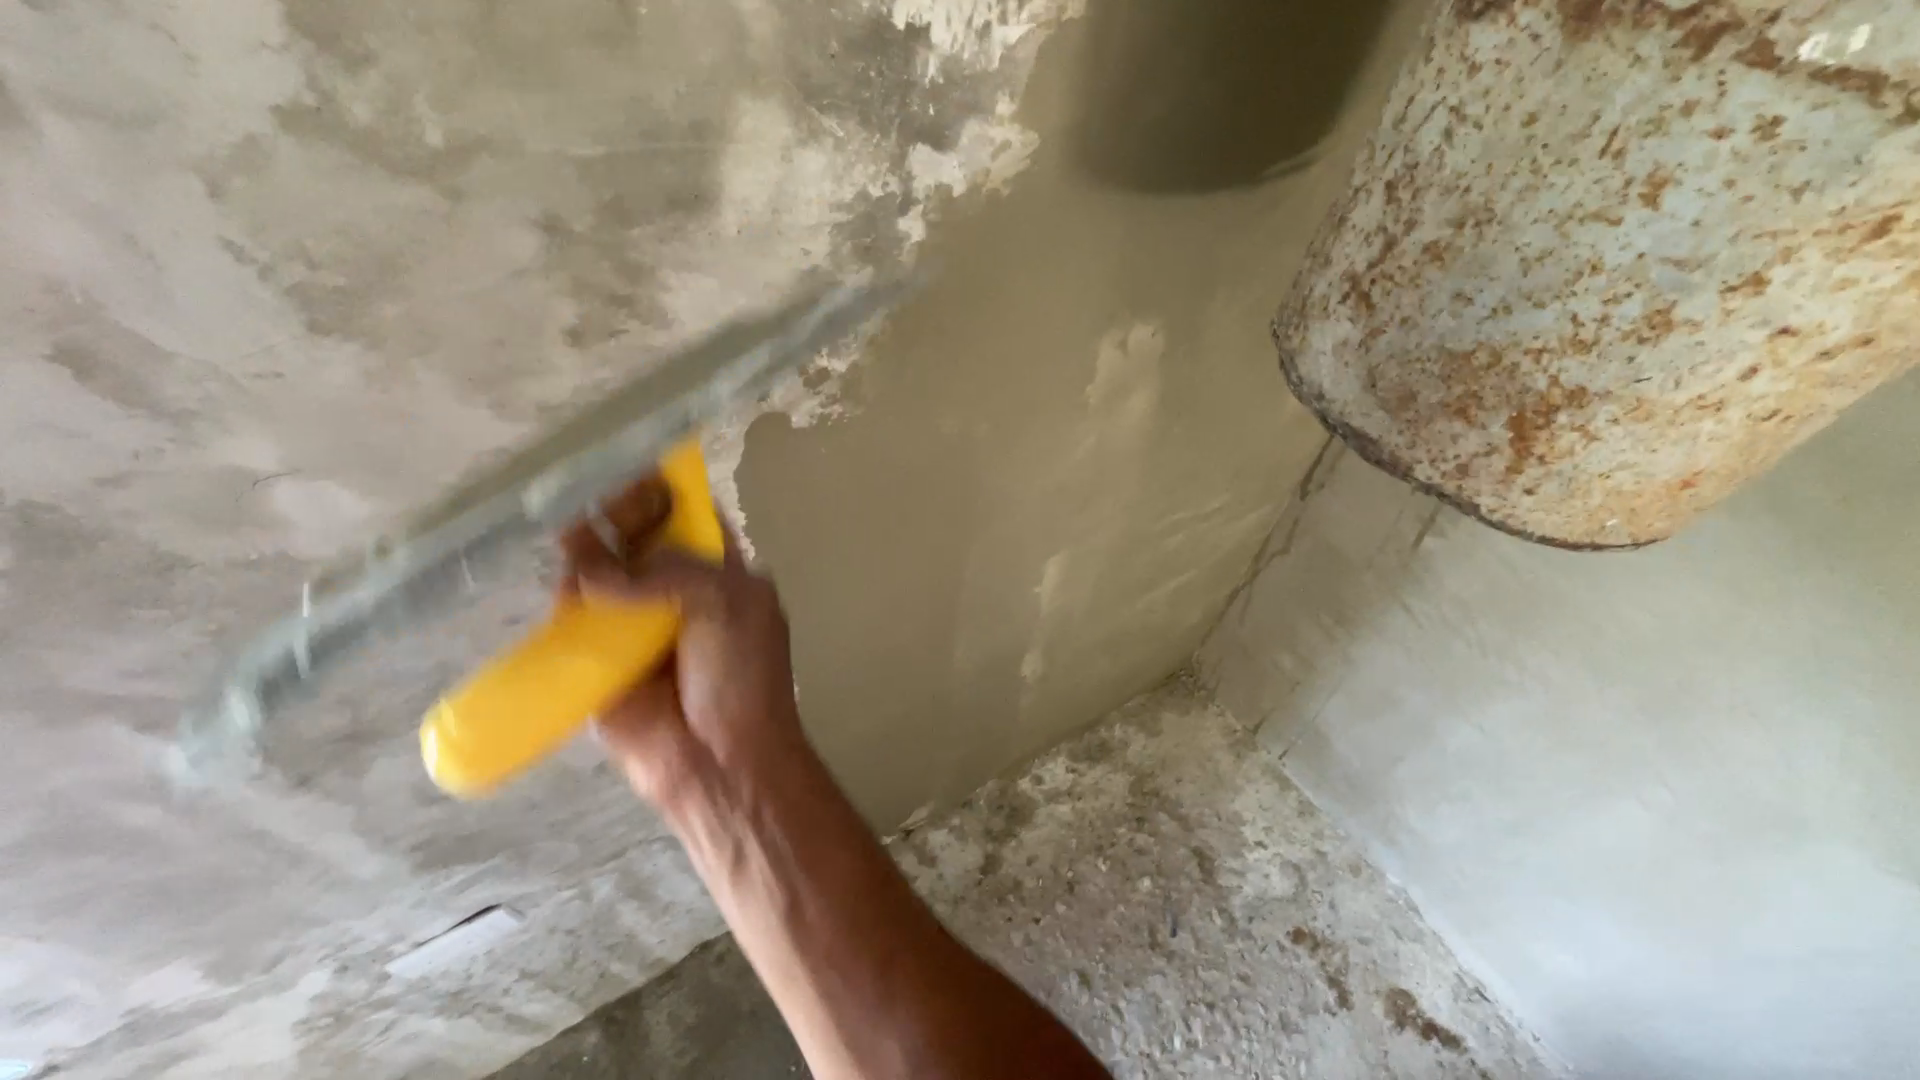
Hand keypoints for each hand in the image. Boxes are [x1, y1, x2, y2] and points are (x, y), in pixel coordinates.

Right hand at [558, 475, 807, 813]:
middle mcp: (676, 590)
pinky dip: (564, 599)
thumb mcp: (729, 603)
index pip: (687, 515)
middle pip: (635, 538)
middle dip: (614, 517)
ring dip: (584, 552)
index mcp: (719, 572)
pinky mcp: (598, 659)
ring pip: (599, 573)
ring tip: (570, 533)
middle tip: (589, 501)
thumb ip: (669, 571)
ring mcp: (635, 624)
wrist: (721, 761)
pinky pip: (573, 620)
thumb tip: (591, 573)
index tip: (627, 467)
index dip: (661, 490)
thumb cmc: (741, 675)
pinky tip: (560, 578)